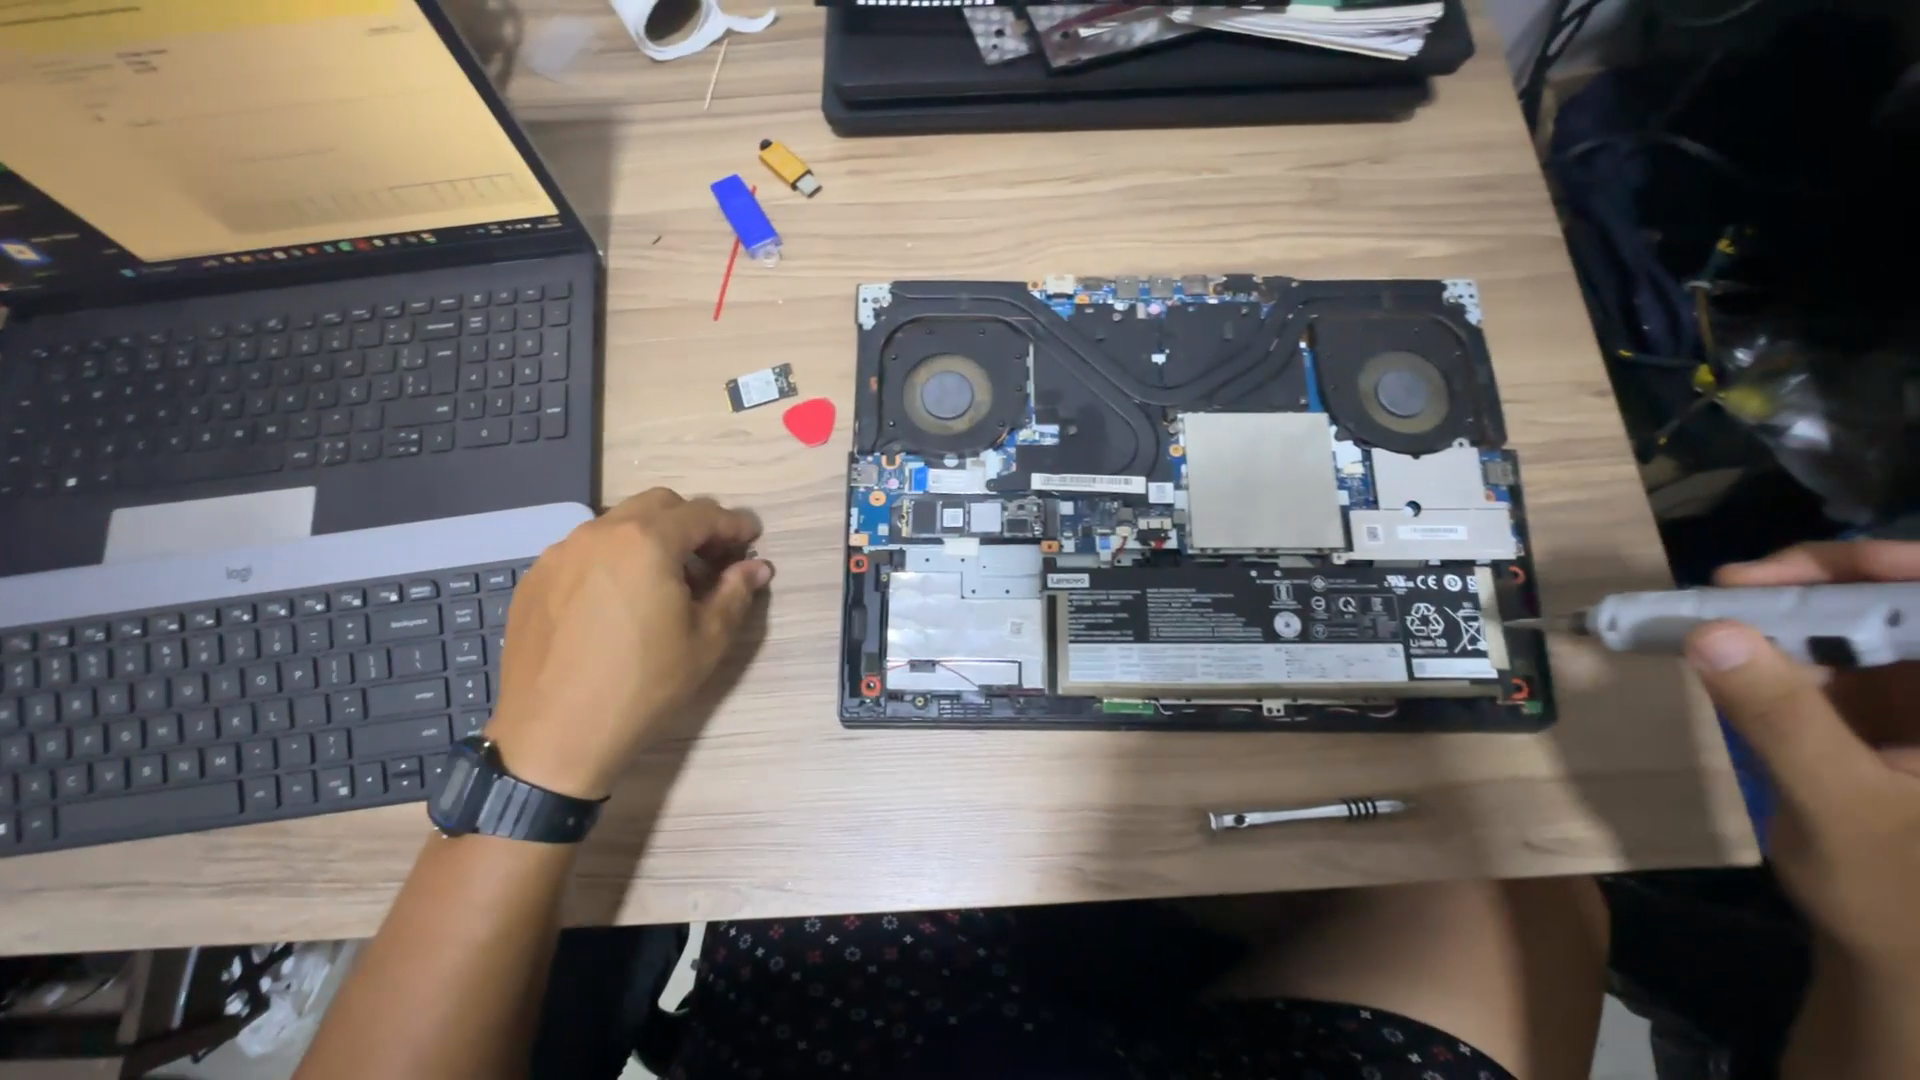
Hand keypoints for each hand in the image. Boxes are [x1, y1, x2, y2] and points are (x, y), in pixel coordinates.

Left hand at [484, 489, 772, 799]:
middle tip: (714, 558)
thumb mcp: (705, 642)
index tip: (753, 538)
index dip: (734, 524)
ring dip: (651, 539)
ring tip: (667, 582)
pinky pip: (585, 552)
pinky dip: (614, 560)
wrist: (554, 735)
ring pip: (617, 525)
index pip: (702, 514)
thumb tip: (756, 567)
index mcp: (647, 542)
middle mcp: (600, 534)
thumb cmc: (643, 687)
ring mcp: (560, 554)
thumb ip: (735, 593)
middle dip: (692, 523)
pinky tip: (620, 602)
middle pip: (658, 506)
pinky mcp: (535, 580)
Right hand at [1685, 541, 1919, 975]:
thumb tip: (1710, 632)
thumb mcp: (1836, 807)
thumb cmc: (1894, 897)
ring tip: (1720, 607)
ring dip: (1798, 609)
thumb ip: (1780, 718)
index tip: (1795, 569)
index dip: (1889, 569)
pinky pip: (1841, 660)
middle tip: (1736, 585)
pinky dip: (1785, 646)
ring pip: (1872, 626)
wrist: (1907, 962)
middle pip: (1907, 607)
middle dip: (1827, 582)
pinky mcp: (1890, 719)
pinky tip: (1735, 648)